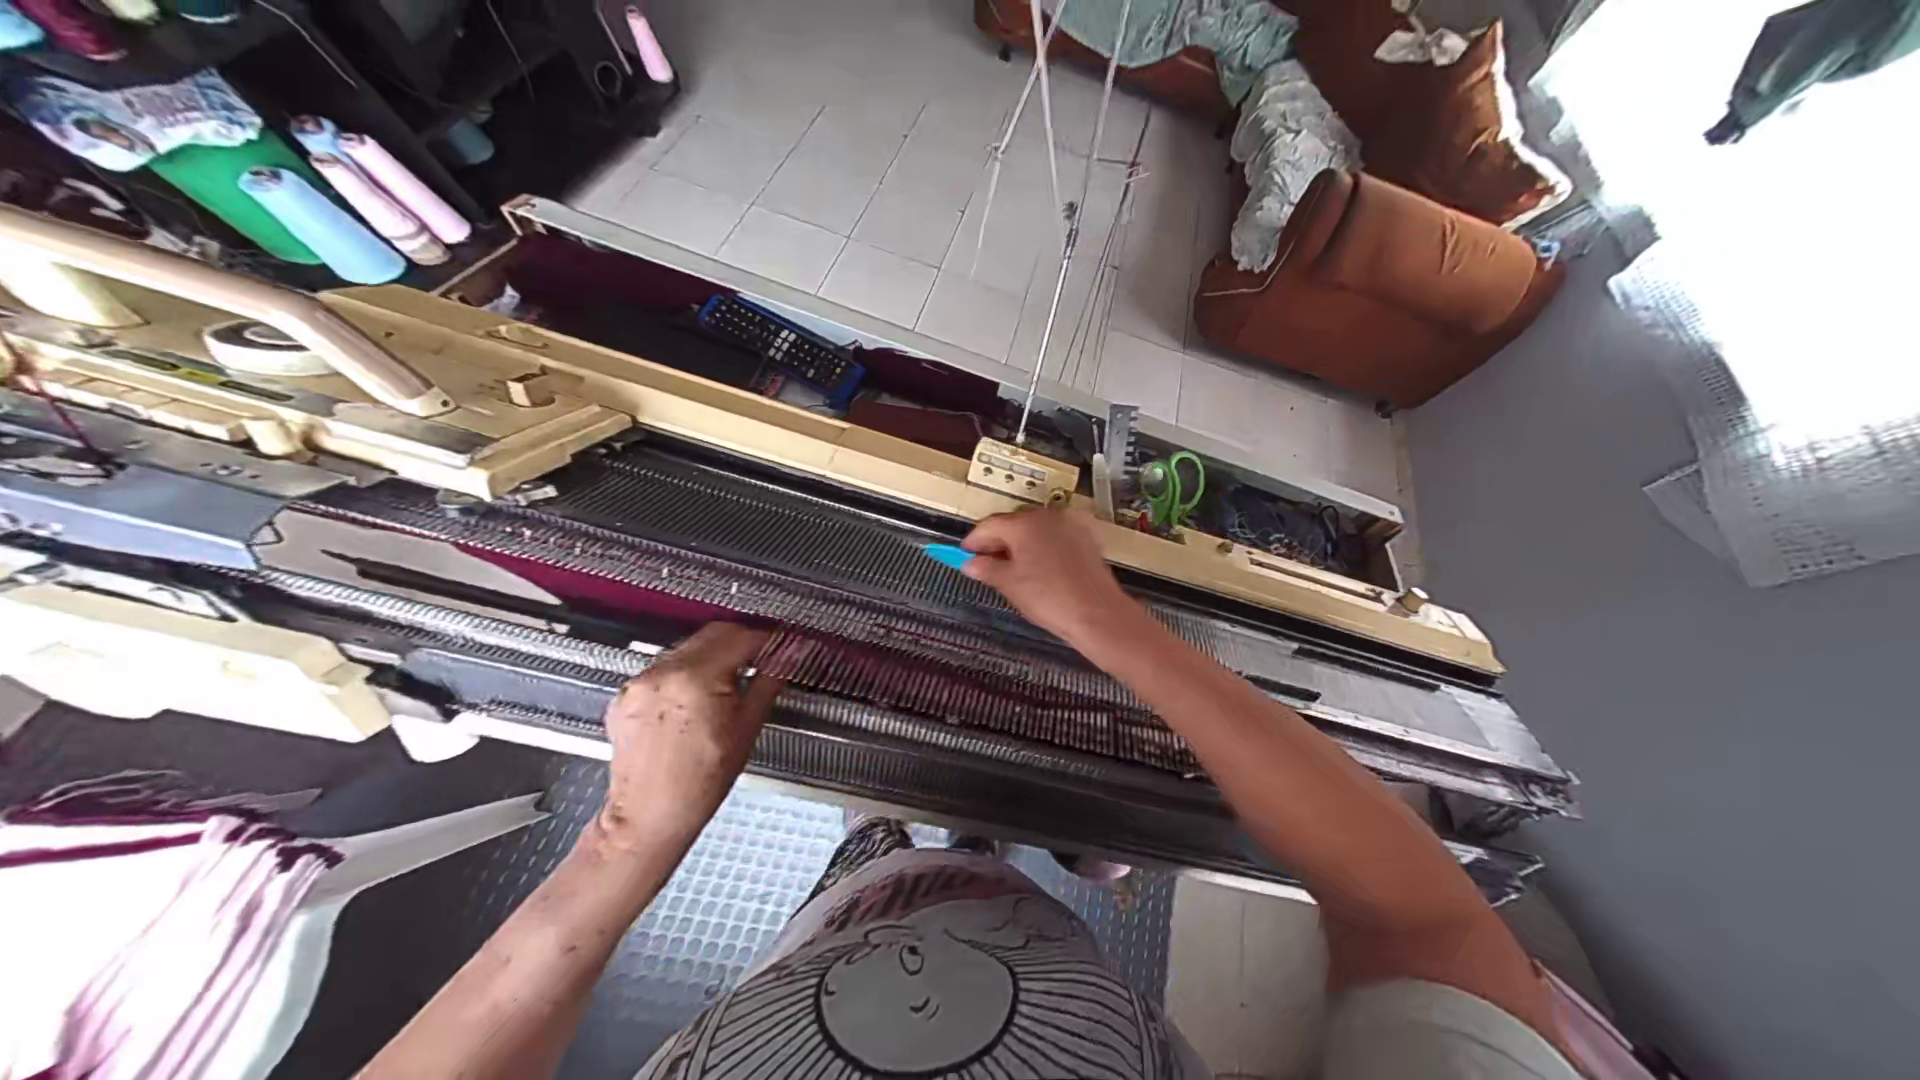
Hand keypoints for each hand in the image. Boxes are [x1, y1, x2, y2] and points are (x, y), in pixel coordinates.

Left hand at [597, 623, 779, 847]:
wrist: (649, 815)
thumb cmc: (697, 783)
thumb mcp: (747, 727)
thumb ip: (769, 681)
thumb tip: (787, 656)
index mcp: (697, 679)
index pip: (741, 637)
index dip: (767, 639)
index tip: (779, 644)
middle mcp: (664, 673)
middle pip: (712, 634)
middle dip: (740, 641)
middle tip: (760, 656)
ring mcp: (641, 683)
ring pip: (687, 648)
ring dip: (711, 656)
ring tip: (727, 684)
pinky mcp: (626, 695)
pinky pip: (663, 669)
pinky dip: (684, 675)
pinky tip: (695, 699)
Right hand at [960, 507, 1140, 645]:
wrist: (1097, 613)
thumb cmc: (1049, 598)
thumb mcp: (1009, 584)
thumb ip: (986, 568)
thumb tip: (970, 563)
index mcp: (1023, 524)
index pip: (988, 526)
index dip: (973, 541)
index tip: (963, 555)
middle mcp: (1046, 516)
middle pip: (1012, 523)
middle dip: (997, 541)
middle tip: (985, 563)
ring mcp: (1069, 524)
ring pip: (1035, 529)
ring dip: (1020, 543)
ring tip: (1012, 568)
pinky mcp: (1086, 537)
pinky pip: (1055, 536)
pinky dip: (1042, 546)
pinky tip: (1039, 567)